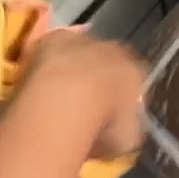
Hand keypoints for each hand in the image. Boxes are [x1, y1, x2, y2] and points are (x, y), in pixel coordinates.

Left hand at [14, 29, 146, 160]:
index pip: (136, 80)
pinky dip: (51, 57)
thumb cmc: (103, 123)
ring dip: (75, 66)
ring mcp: (86, 41)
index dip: (123, 96)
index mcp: (137, 73)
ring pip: (83, 51)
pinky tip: (41, 76)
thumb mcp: (127, 139)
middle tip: (85, 103)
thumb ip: (128, 127)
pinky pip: (56, 45)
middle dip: (101, 78)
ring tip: (58, 93)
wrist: (66, 101)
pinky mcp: (56, 38)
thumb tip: (123, 128)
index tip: (113, 113)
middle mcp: (116, 51)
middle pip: (111, 61)